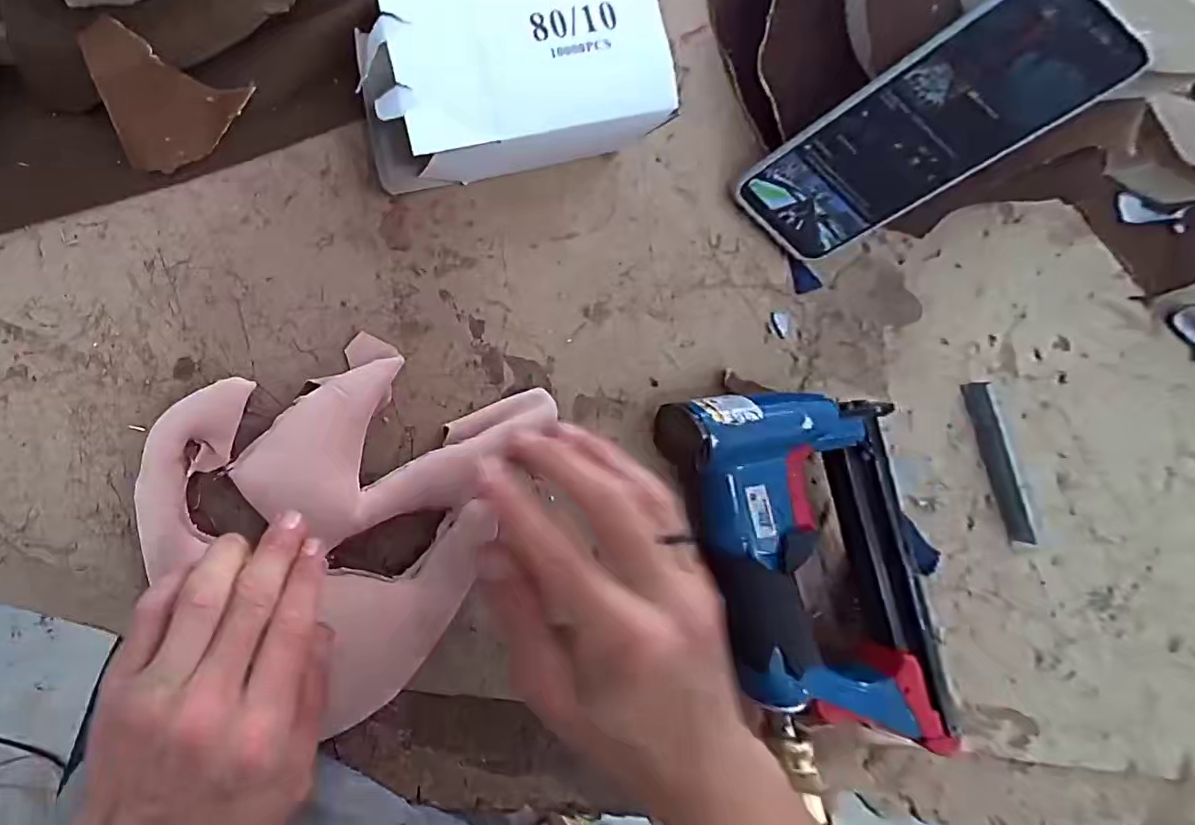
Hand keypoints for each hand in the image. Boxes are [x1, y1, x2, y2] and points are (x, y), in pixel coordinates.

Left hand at [77, 517, 329, 824]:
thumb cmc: (232, 816)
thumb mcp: (294, 774)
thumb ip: (312, 697)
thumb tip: (319, 623)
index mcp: (260, 731)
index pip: (290, 629)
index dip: (306, 578)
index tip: (316, 547)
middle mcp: (208, 706)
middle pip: (249, 604)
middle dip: (275, 553)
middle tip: (291, 522)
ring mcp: (156, 695)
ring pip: (197, 598)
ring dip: (227, 556)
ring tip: (246, 539)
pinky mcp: (117, 690)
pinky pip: (147, 613)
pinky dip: (174, 579)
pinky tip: (197, 566)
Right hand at [477, 425, 813, 824]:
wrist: (708, 765)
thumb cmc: (621, 741)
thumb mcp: (552, 695)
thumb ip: (519, 617)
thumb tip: (488, 548)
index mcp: (624, 640)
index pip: (561, 555)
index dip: (518, 508)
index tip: (486, 472)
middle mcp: (666, 598)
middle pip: (613, 508)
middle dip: (561, 464)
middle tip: (519, 440)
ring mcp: (693, 578)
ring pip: (647, 495)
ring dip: (598, 454)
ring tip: (557, 430)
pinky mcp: (703, 569)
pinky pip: (666, 507)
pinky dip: (629, 470)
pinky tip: (600, 453)